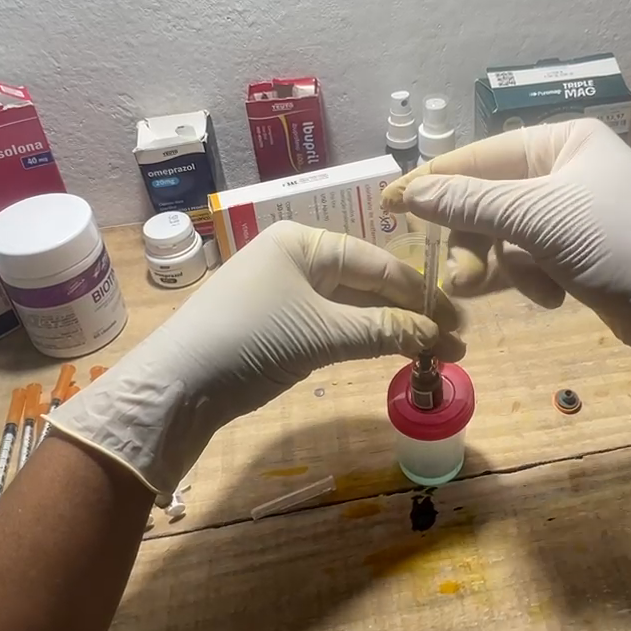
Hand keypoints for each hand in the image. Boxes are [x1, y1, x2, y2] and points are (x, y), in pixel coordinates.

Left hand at [48, 220, 463, 500]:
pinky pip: (331, 323)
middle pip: (366, 282)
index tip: (457, 320)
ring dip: (388, 328)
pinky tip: (390, 350)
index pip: (376, 263)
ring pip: (350, 305)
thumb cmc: (248, 342)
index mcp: (303, 241)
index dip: (420, 294)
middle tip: (453, 340)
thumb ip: (383, 331)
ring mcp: (284, 290)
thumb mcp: (322, 334)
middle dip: (409, 313)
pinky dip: (361, 338)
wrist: (172, 390)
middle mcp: (295, 257)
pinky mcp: (276, 322)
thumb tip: (440, 336)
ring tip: (432, 349)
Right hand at [382, 119, 630, 390]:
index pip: (481, 155)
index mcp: (563, 140)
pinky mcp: (583, 249)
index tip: (390, 204)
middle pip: (493, 198)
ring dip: (501, 263)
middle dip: (475, 238)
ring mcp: (577, 210)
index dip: (435, 181)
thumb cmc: (616, 243)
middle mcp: (569, 167)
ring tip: (492, 289)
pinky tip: (550, 295)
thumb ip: (470, 204)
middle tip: (459, 275)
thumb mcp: (537, 219)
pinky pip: (534, 256)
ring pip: (509, 232)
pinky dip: (532, 277)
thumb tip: (411, 192)